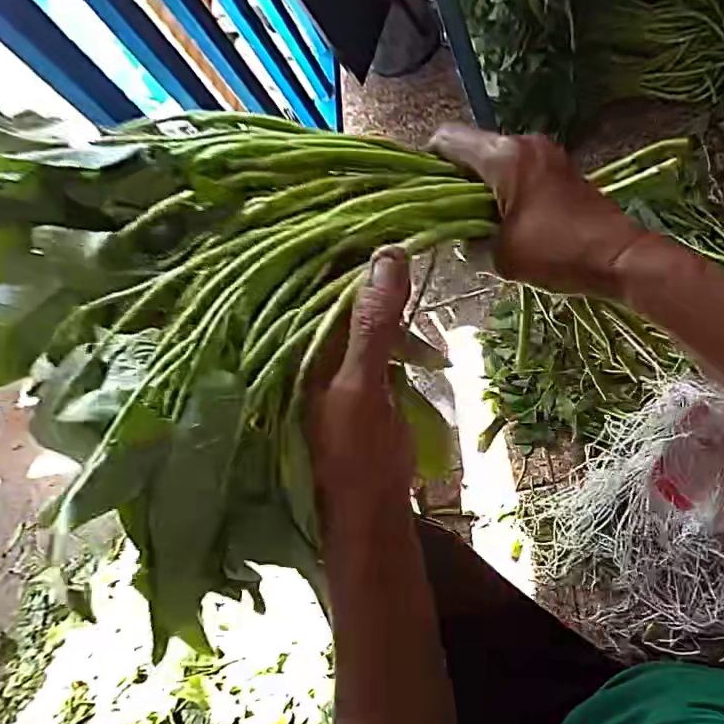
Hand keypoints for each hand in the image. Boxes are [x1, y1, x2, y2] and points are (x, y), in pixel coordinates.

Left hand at [308, 246, 414, 511]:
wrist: (372, 508)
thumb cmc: (358, 455)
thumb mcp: (362, 387)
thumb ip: (372, 327)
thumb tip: (388, 258)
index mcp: (298, 344)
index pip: (316, 277)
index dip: (346, 244)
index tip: (384, 214)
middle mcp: (313, 347)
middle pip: (342, 292)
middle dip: (378, 273)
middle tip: (417, 248)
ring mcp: (341, 365)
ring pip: (367, 317)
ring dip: (398, 309)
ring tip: (425, 309)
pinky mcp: (365, 381)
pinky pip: (384, 344)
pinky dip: (406, 338)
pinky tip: (425, 347)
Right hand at [428, 124, 651, 298]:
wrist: (619, 257)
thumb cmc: (558, 254)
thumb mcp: (502, 258)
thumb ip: (471, 243)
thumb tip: (463, 239)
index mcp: (503, 156)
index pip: (447, 138)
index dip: (429, 163)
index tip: (427, 193)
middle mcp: (525, 144)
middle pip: (475, 150)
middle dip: (460, 182)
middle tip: (455, 219)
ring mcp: (549, 156)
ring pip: (501, 163)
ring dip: (488, 190)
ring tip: (487, 227)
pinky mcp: (565, 172)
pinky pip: (525, 174)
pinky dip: (512, 193)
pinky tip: (515, 225)